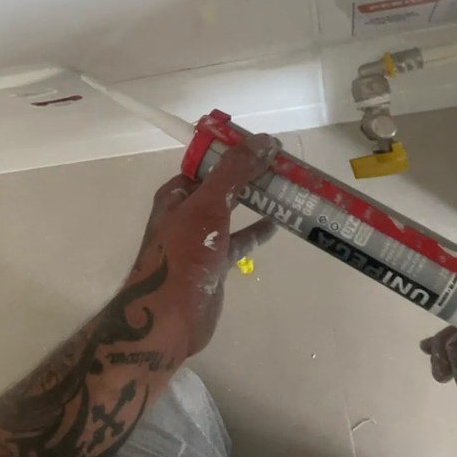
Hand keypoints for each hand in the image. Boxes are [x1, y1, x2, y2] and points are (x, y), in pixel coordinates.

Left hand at [125, 132, 280, 356]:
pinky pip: (239, 239)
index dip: (235, 152)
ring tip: (288, 190)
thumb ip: (234, 173)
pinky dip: (256, 231)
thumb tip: (263, 140)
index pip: (208, 163)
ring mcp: (200, 239)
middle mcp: (187, 212)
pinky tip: (278, 224)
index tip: (267, 145)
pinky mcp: (214, 263)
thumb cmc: (184, 255)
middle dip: (251, 176)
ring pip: (233, 212)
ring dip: (257, 201)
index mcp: (177, 194)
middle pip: (223, 186)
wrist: (169, 316)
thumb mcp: (208, 206)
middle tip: (285, 167)